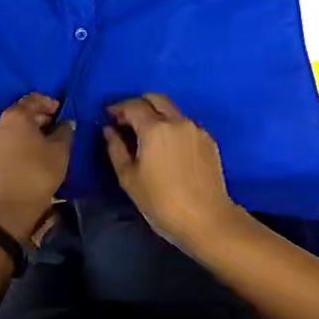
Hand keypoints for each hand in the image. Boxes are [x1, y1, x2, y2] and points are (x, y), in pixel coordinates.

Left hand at [0, 92, 72, 240]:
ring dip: (28, 127)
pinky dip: (19, 137)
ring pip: (13, 124)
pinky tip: (32, 147)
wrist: (15, 202)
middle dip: (39, 115)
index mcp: (15, 116)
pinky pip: (7, 137)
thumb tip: (66, 122)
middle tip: (56, 124)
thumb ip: (64, 130)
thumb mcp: (60, 148)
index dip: (48, 102)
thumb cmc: (40, 171)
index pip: (32, 99)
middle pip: (21, 111)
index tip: (60, 110)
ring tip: (46, 137)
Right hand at [103, 93, 247, 248]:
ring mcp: (196, 130)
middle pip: (156, 98)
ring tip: (145, 135)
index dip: (117, 108)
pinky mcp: (209, 141)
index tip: (108, 117)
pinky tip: (166, 147)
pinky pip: (185, 124)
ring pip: (172, 110)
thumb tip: (110, 130)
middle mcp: (178, 122)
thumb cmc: (161, 201)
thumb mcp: (128, 178)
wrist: (207, 220)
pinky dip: (171, 127)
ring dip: (156, 115)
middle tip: (125, 121)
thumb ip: (115, 149)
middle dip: (138, 104)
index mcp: (155, 128)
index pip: (133, 105)